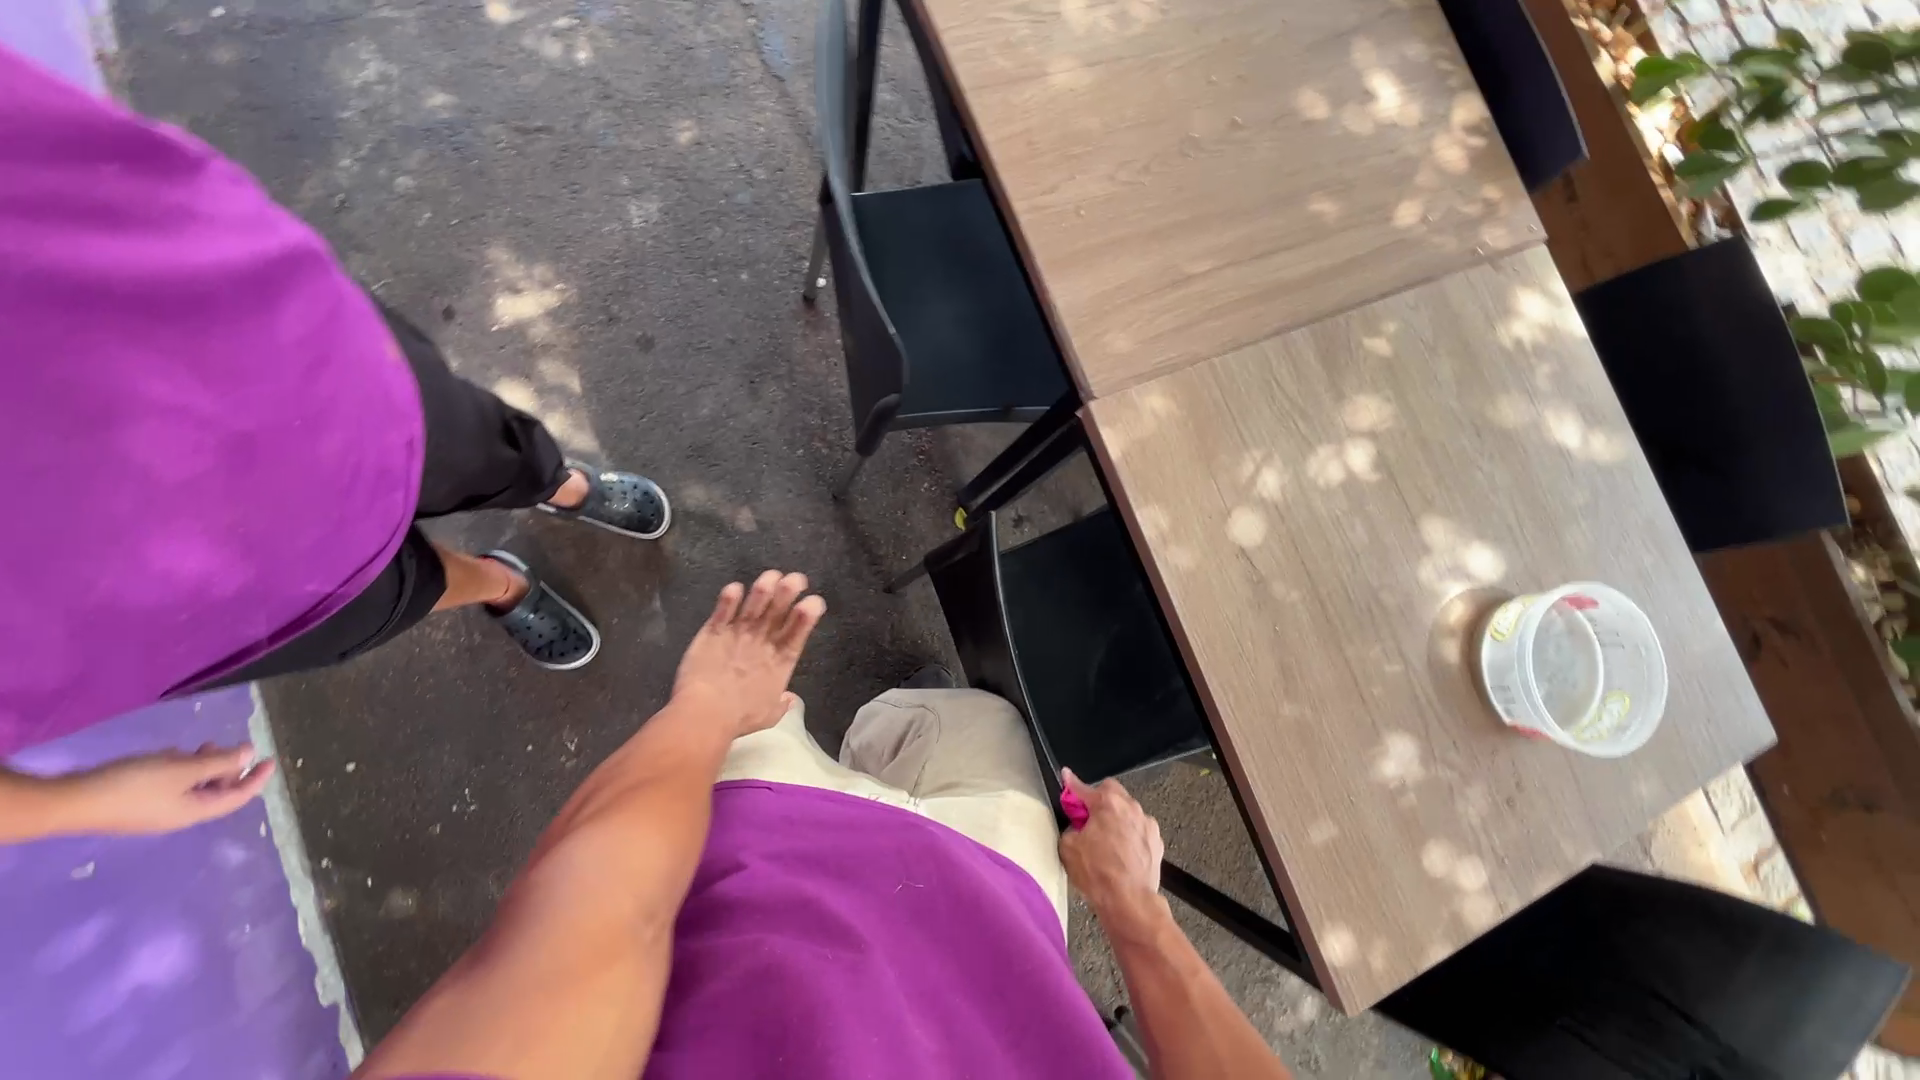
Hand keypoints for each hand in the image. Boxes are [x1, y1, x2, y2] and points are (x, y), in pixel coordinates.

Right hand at [59, 745, 274, 834]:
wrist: (67, 802)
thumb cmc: (134, 784)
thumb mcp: (184, 769)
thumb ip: (219, 763)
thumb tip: (249, 755)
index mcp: (195, 812)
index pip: (238, 797)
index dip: (257, 779)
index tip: (271, 760)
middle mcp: (178, 816)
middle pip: (216, 792)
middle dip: (226, 768)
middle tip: (222, 746)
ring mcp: (154, 812)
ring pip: (192, 787)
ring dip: (201, 767)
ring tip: (197, 747)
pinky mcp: (134, 805)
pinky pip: (168, 787)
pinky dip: (177, 770)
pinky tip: (168, 756)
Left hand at [673, 571, 826, 737]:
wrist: (706, 714)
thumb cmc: (740, 718)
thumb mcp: (769, 715)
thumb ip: (781, 704)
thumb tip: (789, 698)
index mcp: (780, 660)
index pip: (800, 629)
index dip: (809, 612)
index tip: (814, 601)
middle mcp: (763, 642)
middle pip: (780, 609)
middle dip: (791, 589)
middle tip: (796, 578)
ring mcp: (738, 634)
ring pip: (755, 603)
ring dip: (764, 587)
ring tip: (772, 576)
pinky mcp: (713, 632)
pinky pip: (723, 609)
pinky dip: (730, 597)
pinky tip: (734, 588)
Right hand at [1059, 767, 1169, 942]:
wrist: (1129, 901)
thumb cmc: (1100, 874)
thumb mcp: (1068, 848)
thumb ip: (1069, 828)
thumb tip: (1074, 827)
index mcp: (1107, 804)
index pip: (1083, 788)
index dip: (1071, 783)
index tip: (1067, 778)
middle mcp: (1130, 808)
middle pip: (1111, 791)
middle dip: (1098, 799)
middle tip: (1087, 817)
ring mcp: (1146, 824)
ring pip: (1128, 810)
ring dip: (1116, 818)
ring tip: (1105, 840)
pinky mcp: (1156, 841)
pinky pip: (1139, 829)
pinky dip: (1130, 835)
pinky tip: (1121, 852)